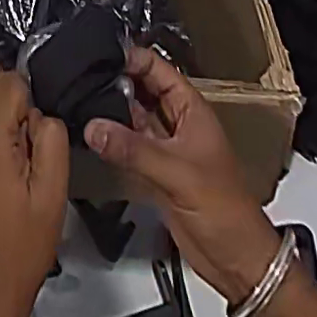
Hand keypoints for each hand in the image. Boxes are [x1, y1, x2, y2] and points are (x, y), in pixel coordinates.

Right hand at [84, 47, 282, 301]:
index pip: (158, 69)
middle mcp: (175, 122)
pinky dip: (109, 136)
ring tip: (79, 97)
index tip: (101, 54)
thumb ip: (133, 149)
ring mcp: (163, 145)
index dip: (132, 58)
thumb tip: (93, 127)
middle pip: (141, 89)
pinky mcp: (153, 168)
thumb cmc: (225, 211)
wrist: (237, 262)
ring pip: (131, 115)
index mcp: (191, 110)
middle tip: (81, 74)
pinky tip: (89, 130)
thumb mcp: (178, 172)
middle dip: (115, 80)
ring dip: (109, 108)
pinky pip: (126, 142)